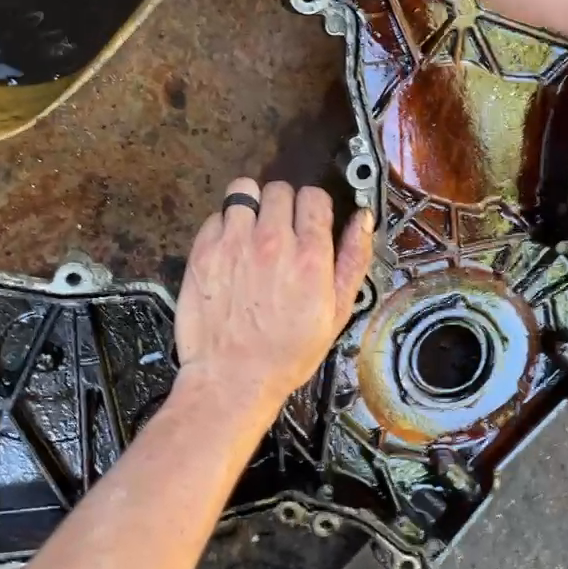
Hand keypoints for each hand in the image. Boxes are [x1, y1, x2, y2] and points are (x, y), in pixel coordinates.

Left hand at [173, 179, 374, 415]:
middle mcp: (273, 240)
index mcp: (311, 256)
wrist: (232, 379)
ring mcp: (234, 242)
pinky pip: (215, 216)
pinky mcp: (204, 251)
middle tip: (278, 231)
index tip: (308, 224)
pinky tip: (228, 251)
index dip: (313, 208)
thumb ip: (353, 260)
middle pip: (279, 189)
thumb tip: (363, 217)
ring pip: (243, 190)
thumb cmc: (288, 353)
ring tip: (250, 231)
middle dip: (282, 206)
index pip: (314, 197)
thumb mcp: (337, 313)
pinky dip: (223, 227)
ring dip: (250, 206)